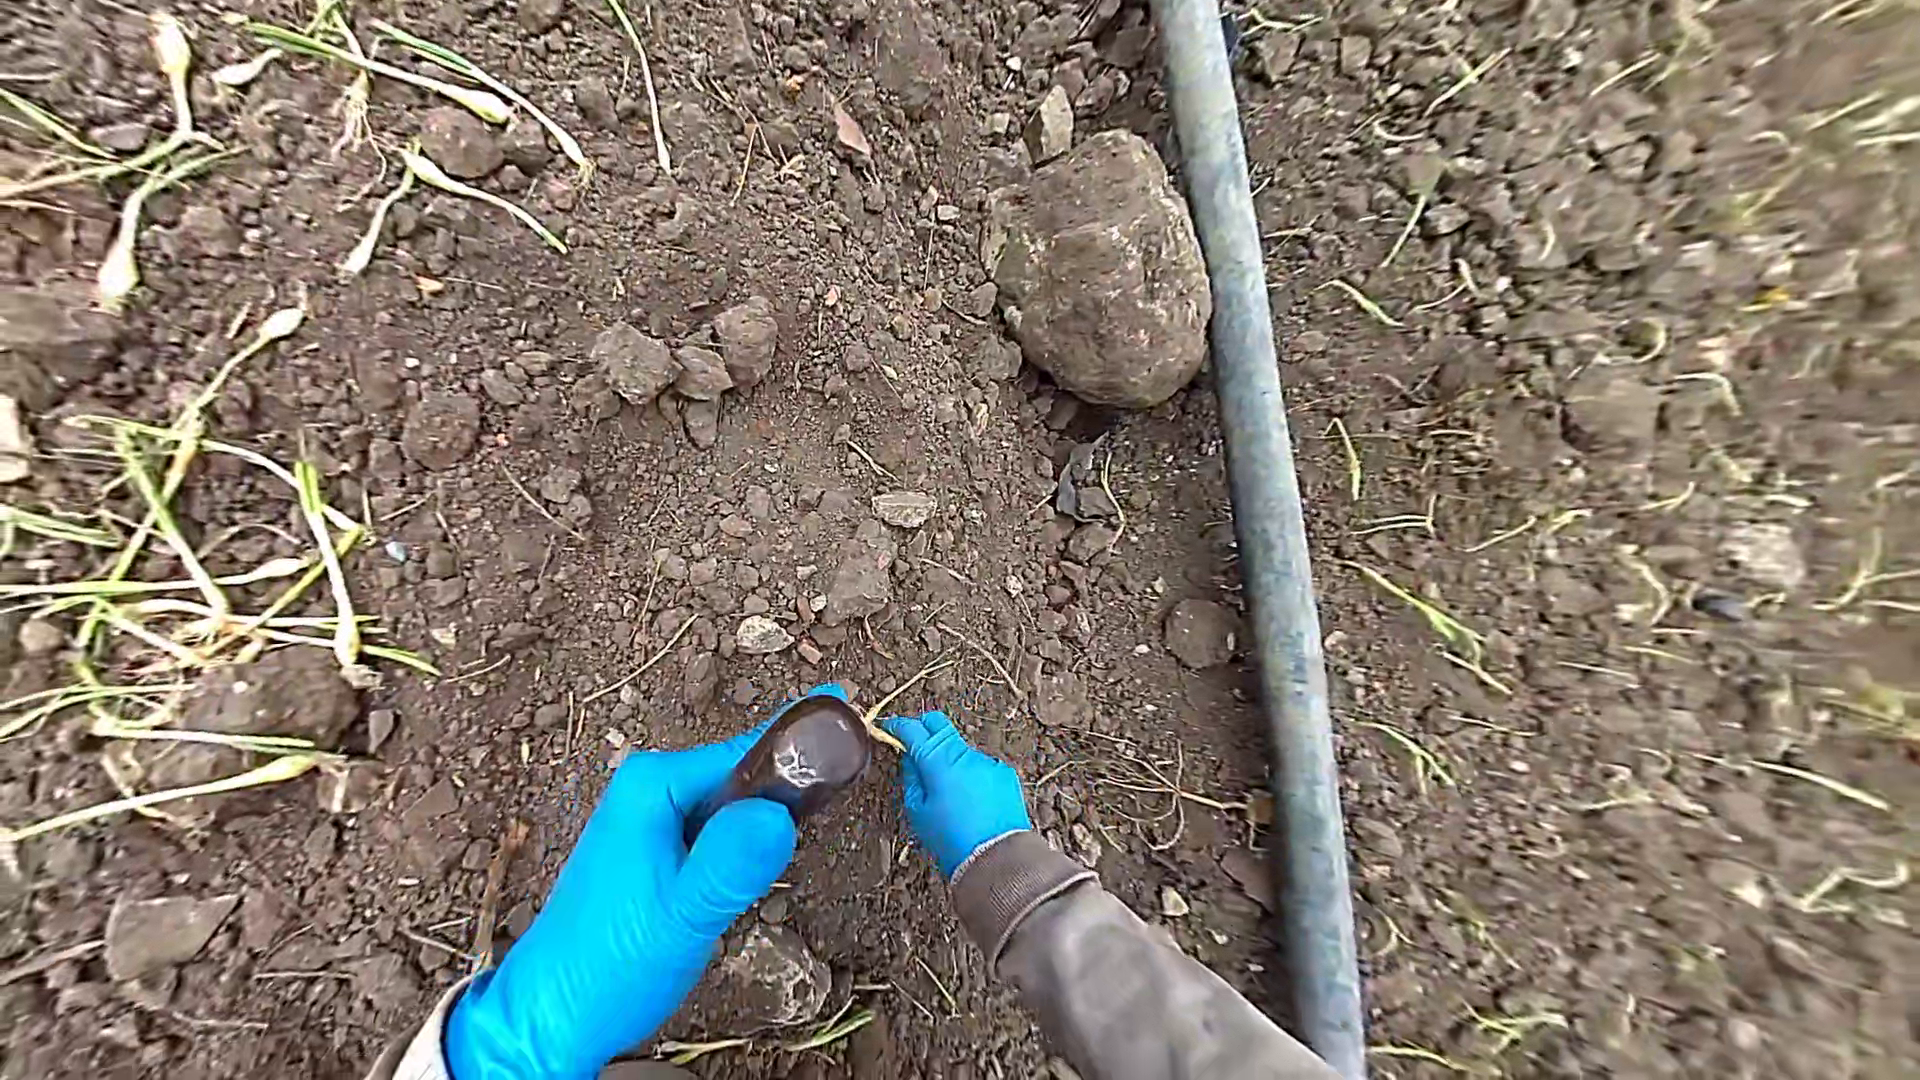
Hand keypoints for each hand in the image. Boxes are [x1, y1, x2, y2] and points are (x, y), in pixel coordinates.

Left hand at [445, 690, 845, 1079]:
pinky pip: (724, 818)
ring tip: (811, 815)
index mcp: (655, 782)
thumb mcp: (679, 916)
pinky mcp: (665, 836)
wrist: (549, 1020)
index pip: (746, 750)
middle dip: (790, 781)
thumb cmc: (609, 967)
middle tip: (837, 784)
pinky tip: (768, 847)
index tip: (850, 719)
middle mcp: (655, 782)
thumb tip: (781, 813)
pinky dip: (752, 830)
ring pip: (739, 795)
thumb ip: (727, 864)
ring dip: (773, 809)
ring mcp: (658, 808)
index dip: (801, 746)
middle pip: (746, 768)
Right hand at [883, 710, 1031, 878]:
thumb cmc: (952, 841)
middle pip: (939, 724)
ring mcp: (986, 761)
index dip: (898, 726)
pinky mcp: (1003, 772)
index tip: (889, 727)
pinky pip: (980, 765)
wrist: (997, 859)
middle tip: (914, 743)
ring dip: (949, 759)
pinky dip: (970, 774)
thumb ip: (911, 777)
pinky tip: (970, 800)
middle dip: (923, 727)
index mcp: (938, 761)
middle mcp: (964, 753)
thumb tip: (910, 757)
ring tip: (947, 791)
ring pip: (960, 748)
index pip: (913, 729)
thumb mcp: (918, 812)